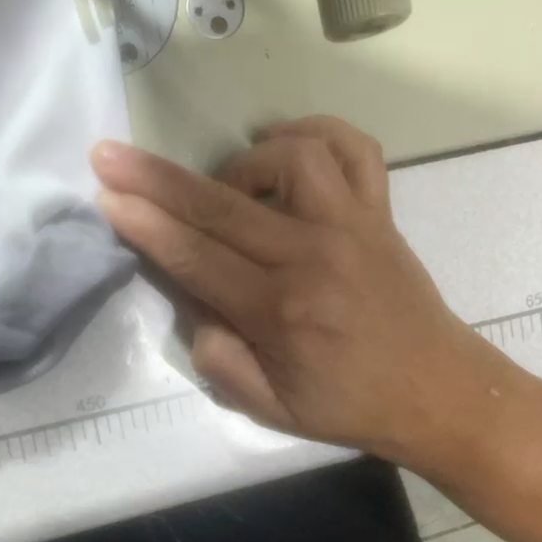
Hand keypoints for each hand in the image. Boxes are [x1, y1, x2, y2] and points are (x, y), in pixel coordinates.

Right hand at [93, 118, 510, 462]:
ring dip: (242, 163)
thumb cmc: (348, 404)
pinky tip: (283, 148)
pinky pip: (355, 148)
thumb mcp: (271, 408)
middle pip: (221, 204)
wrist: (436, 391)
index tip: (105, 196)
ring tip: (225, 187)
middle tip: (110, 155)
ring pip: (290, 160)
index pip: (197, 257)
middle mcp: (314, 256)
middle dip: (155, 179)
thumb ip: (219, 361)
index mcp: (281, 311)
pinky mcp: (380, 212)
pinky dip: (314, 133)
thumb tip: (193, 306)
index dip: (145, 226)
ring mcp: (352, 225)